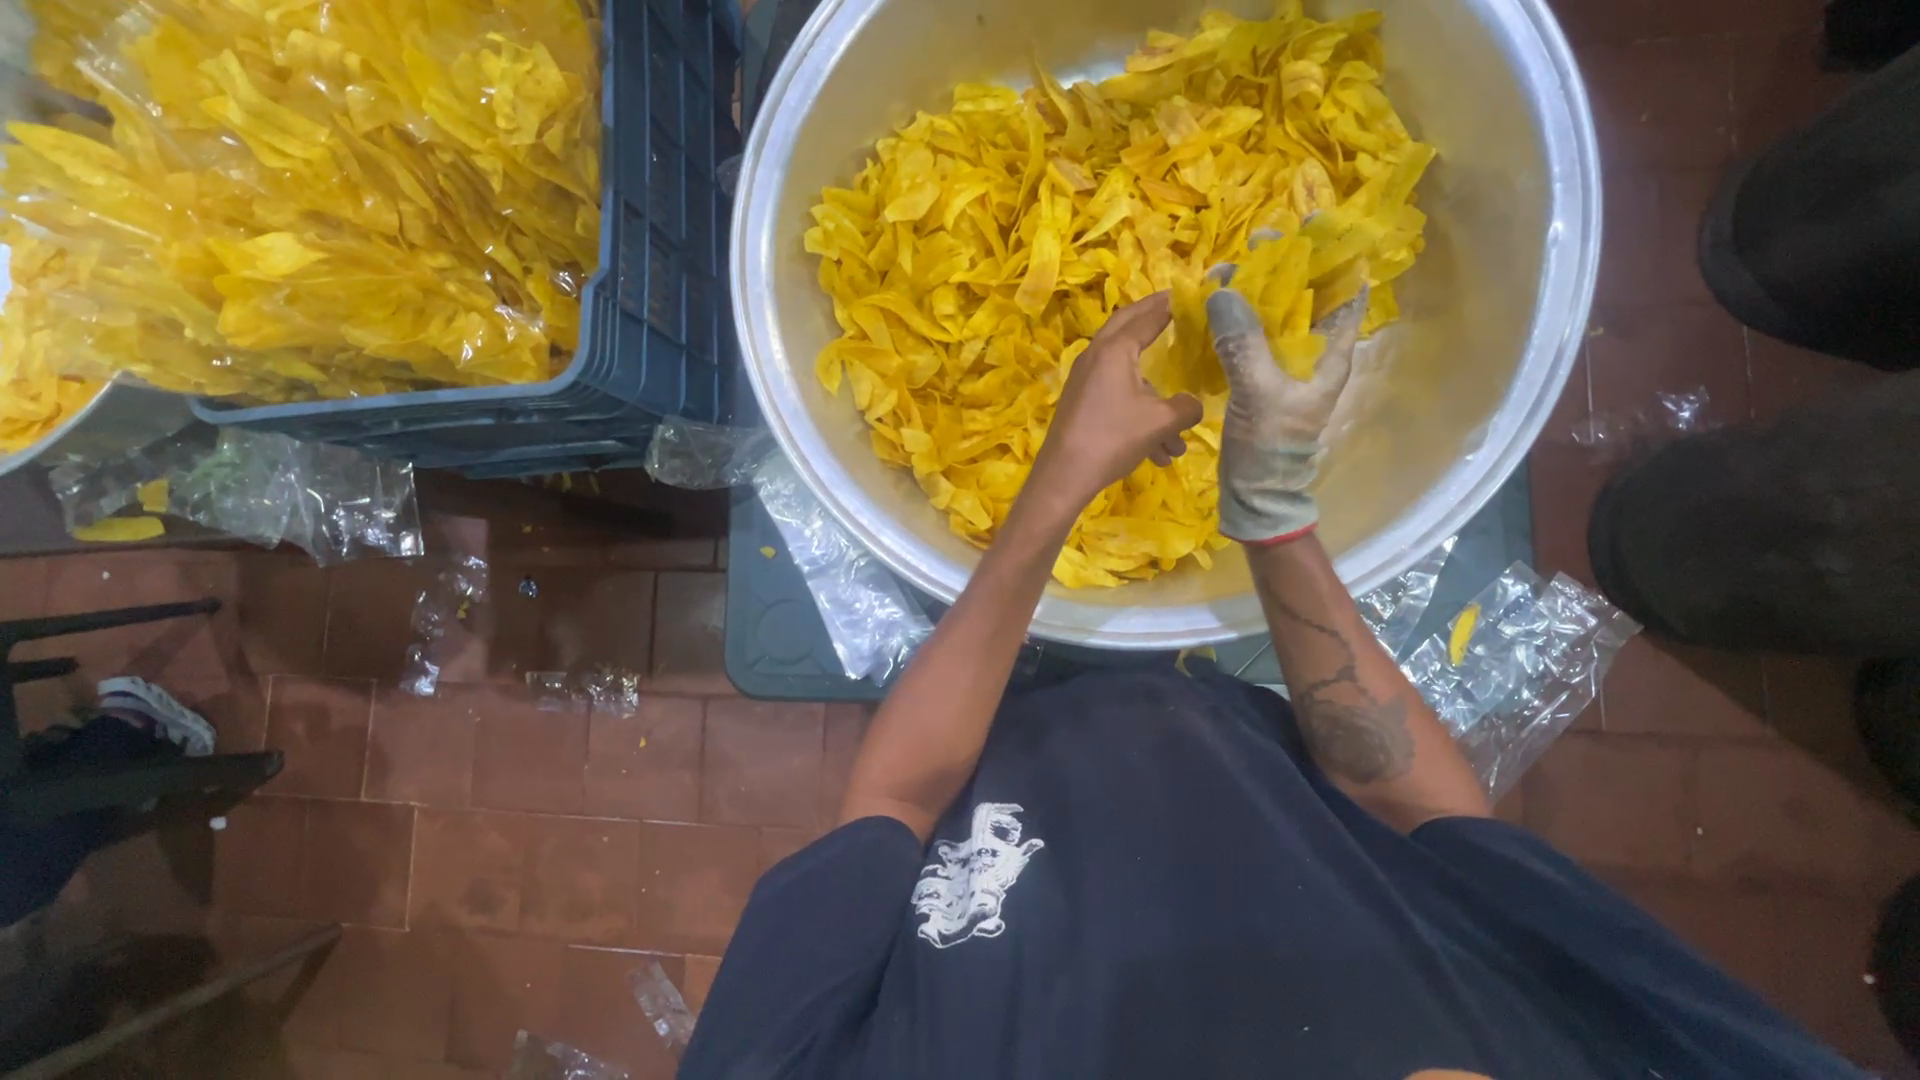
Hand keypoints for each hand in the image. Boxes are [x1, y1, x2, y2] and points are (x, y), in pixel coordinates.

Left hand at [1028, 291, 1203, 510]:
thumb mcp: (1160, 423)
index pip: (1147, 317)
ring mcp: (1085, 381)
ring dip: (1156, 403)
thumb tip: (1193, 406)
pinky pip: (1118, 401)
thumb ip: (1186, 408)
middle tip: (1174, 308)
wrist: (1063, 476)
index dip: (1170, 305)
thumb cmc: (1112, 438)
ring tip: (1178, 437)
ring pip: (1129, 380)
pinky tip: (1159, 455)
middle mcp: (1096, 357)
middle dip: (1153, 320)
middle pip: (1128, 329)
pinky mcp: (1081, 404)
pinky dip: (1140, 419)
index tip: (1188, 295)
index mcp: (1114, 350)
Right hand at [1207, 269, 1364, 544]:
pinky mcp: (1259, 380)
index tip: (1315, 224)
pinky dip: (1236, 319)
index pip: (1347, 291)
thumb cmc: (1270, 446)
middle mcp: (1314, 353)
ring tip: (1224, 271)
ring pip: (1274, 316)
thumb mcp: (1260, 392)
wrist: (1256, 494)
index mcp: (1331, 353)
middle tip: (1254, 244)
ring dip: (1253, 292)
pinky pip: (1250, 338)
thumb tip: (1224, 290)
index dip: (1336, 255)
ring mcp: (1285, 367)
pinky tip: (1215, 308)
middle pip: (1307, 297)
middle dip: (1284, 267)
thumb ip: (1245, 342)